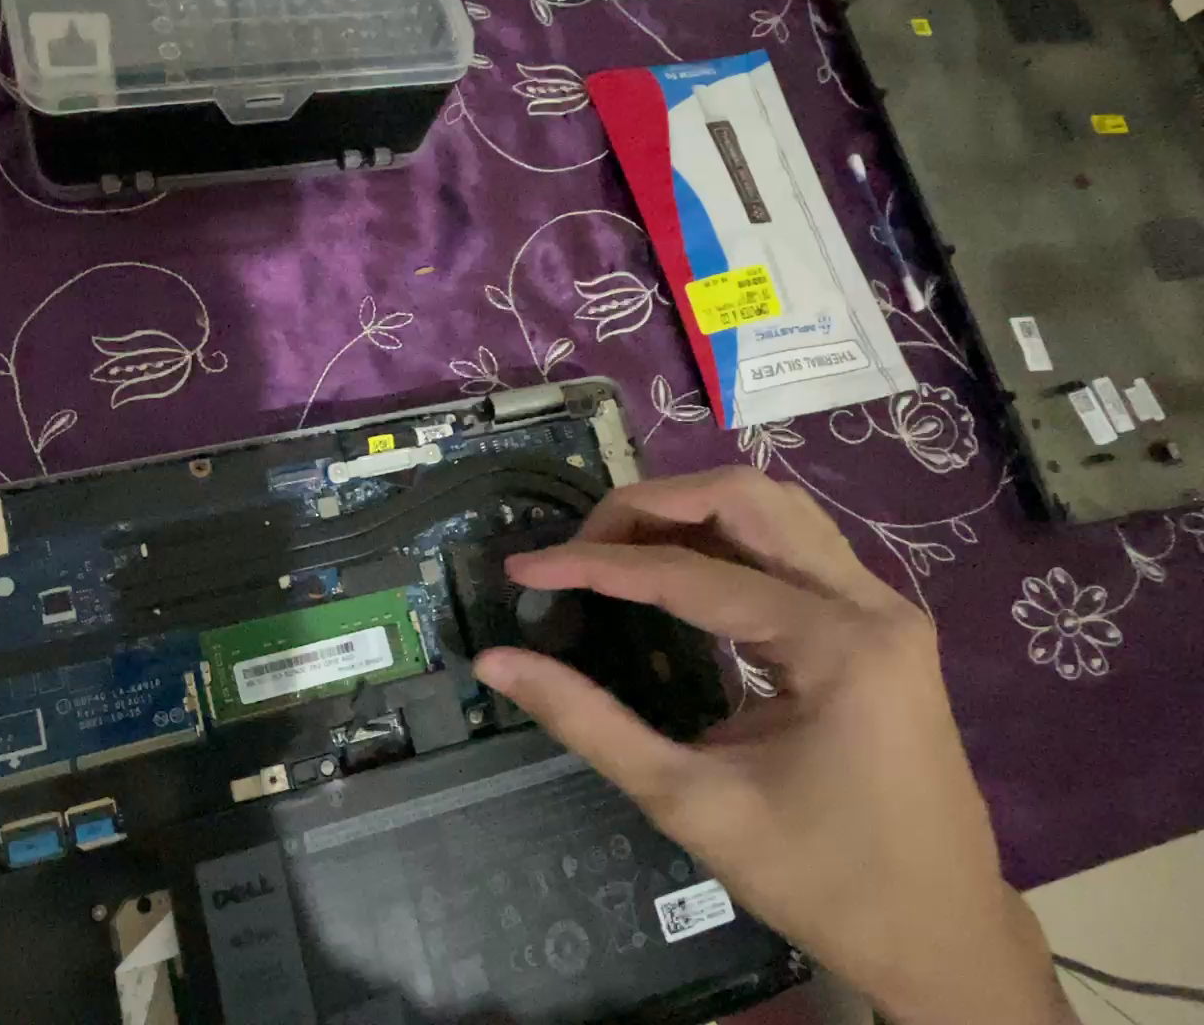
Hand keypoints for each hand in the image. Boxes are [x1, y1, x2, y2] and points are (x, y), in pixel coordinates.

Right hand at [475, 468, 1071, 1024]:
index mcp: (835, 647)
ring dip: (683, 510)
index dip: (590, 564)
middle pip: (744, 499)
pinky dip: (716, 536)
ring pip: (771, 508)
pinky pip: (787, 544)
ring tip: (613, 547)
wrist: (942, 938)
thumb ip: (584, 719)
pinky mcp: (872, 624)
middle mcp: (869, 605)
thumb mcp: (684, 800)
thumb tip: (496, 662)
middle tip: (577, 547)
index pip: (686, 573)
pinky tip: (670, 567)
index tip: (521, 568)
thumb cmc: (818, 877)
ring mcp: (880, 608)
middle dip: (645, 507)